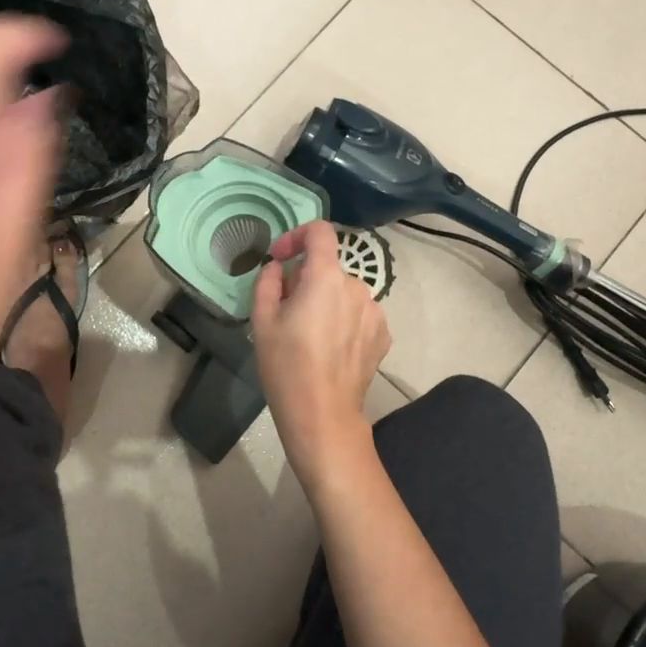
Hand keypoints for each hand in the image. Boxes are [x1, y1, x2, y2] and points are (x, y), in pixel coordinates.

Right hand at [250, 222, 390, 476]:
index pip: (320, 232)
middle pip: (329, 268)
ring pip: (344, 292)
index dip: (297, 236)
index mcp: (326, 277)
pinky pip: (359, 314)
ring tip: (308, 334)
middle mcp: (357, 287)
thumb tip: (280, 267)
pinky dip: (344, 319)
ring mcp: (375, 312)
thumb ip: (269, 282)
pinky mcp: (383, 334)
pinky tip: (330, 347)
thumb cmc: (286, 365)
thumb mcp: (262, 320)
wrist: (323, 414)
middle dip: (306, 280)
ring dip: (326, 301)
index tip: (280, 258)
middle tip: (286, 310)